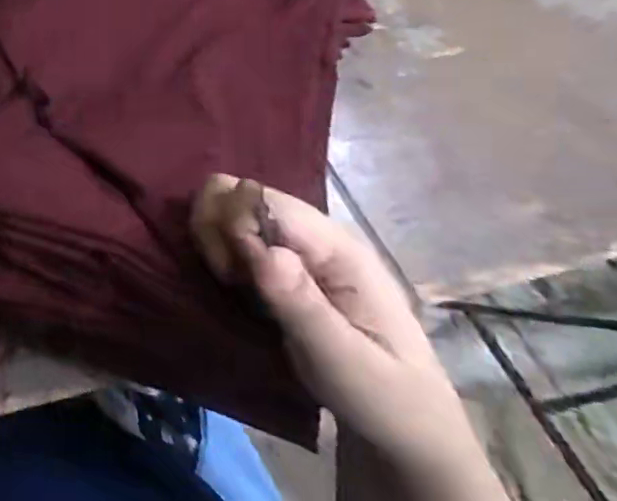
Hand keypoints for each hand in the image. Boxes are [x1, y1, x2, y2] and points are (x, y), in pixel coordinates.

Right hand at [191, 176, 504, 499]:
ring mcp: (296, 242)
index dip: (232, 222)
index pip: (263, 198)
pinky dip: (217, 247)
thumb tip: (260, 248)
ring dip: (213, 237)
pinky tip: (233, 283)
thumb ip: (303, 305)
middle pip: (237, 190)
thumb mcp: (347, 363)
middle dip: (215, 227)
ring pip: (227, 204)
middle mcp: (313, 231)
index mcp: (337, 246)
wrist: (403, 426)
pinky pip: (230, 229)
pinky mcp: (278, 257)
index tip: (232, 275)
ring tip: (231, 283)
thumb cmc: (383, 397)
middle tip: (227, 278)